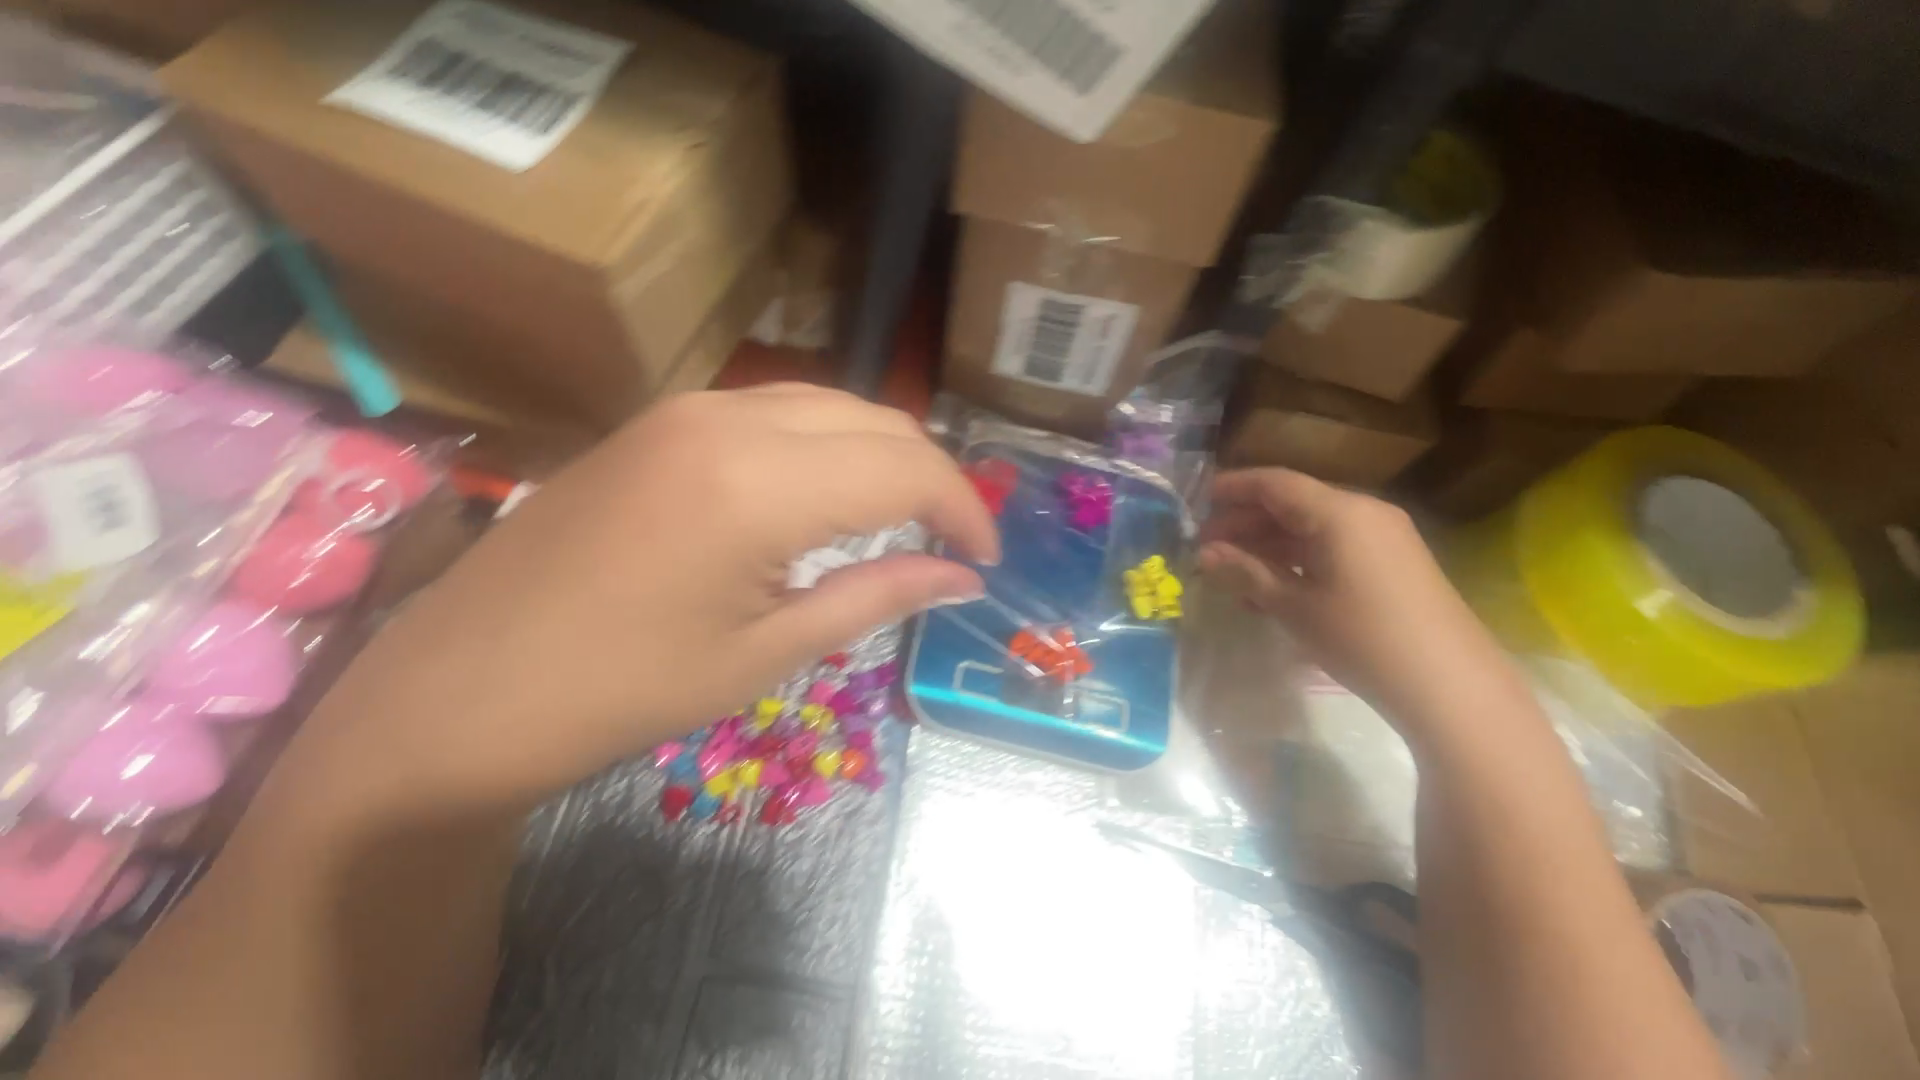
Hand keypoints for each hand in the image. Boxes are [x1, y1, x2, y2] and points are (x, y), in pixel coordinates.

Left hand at [288, 386, 997, 810]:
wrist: (459, 690)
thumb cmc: (618, 693)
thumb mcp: (763, 655)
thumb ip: (873, 598)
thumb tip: (960, 578)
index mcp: (757, 484)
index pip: (905, 466)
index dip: (963, 509)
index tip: (985, 561)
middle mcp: (727, 419)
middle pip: (873, 419)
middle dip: (929, 476)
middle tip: (952, 544)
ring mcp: (685, 410)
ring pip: (826, 405)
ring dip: (877, 455)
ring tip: (900, 521)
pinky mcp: (657, 422)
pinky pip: (773, 413)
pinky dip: (823, 446)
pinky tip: (824, 499)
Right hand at [1197, 469, 1510, 722]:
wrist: (1447, 683)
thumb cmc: (1361, 637)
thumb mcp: (1294, 606)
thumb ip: (1246, 573)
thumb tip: (1205, 553)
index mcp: (1339, 511)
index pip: (1274, 483)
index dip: (1232, 488)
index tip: (1195, 503)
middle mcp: (1363, 512)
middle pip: (1293, 503)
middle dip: (1246, 522)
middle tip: (1205, 548)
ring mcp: (1383, 538)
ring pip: (1312, 528)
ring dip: (1269, 546)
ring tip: (1230, 573)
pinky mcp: (1393, 564)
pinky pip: (1334, 548)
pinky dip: (1299, 560)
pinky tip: (1270, 590)